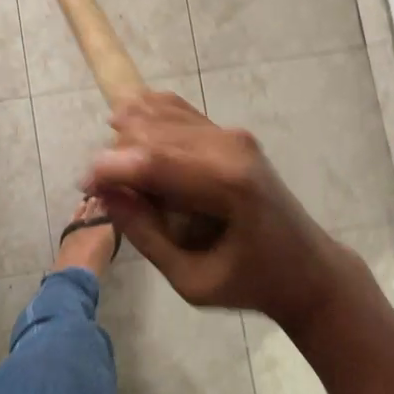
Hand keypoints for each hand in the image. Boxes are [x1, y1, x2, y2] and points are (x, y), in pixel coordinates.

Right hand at [82, 92, 349, 330]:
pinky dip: (147, 121)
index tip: (84, 188)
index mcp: (228, 185)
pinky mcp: (229, 132)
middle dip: (118, 157)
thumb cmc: (250, 283)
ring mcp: (231, 133)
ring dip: (130, 140)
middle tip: (108, 196)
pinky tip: (131, 139)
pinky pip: (174, 110)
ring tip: (127, 181)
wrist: (309, 270)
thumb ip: (146, 235)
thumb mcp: (191, 281)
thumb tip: (105, 193)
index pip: (153, 160)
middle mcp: (230, 146)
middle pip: (150, 131)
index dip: (110, 168)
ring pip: (158, 114)